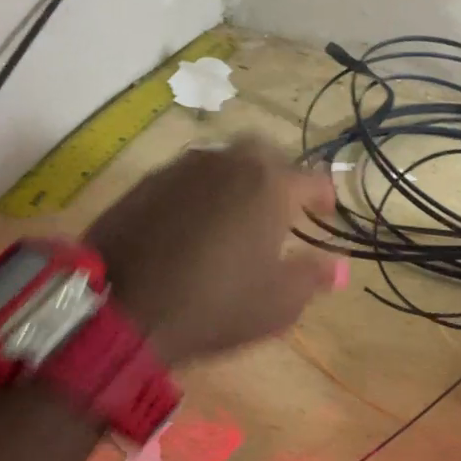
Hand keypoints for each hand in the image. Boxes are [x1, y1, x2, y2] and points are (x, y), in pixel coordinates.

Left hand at [84, 136, 346, 365]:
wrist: (122, 308)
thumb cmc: (216, 305)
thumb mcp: (279, 303)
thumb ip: (313, 276)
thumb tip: (337, 265)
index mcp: (271, 185)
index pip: (313, 178)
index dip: (324, 197)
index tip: (325, 214)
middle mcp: (229, 162)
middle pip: (265, 151)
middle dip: (280, 173)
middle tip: (282, 204)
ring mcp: (183, 167)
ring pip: (224, 158)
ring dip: (239, 177)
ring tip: (239, 210)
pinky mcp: (146, 182)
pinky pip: (188, 175)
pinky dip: (202, 190)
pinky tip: (197, 220)